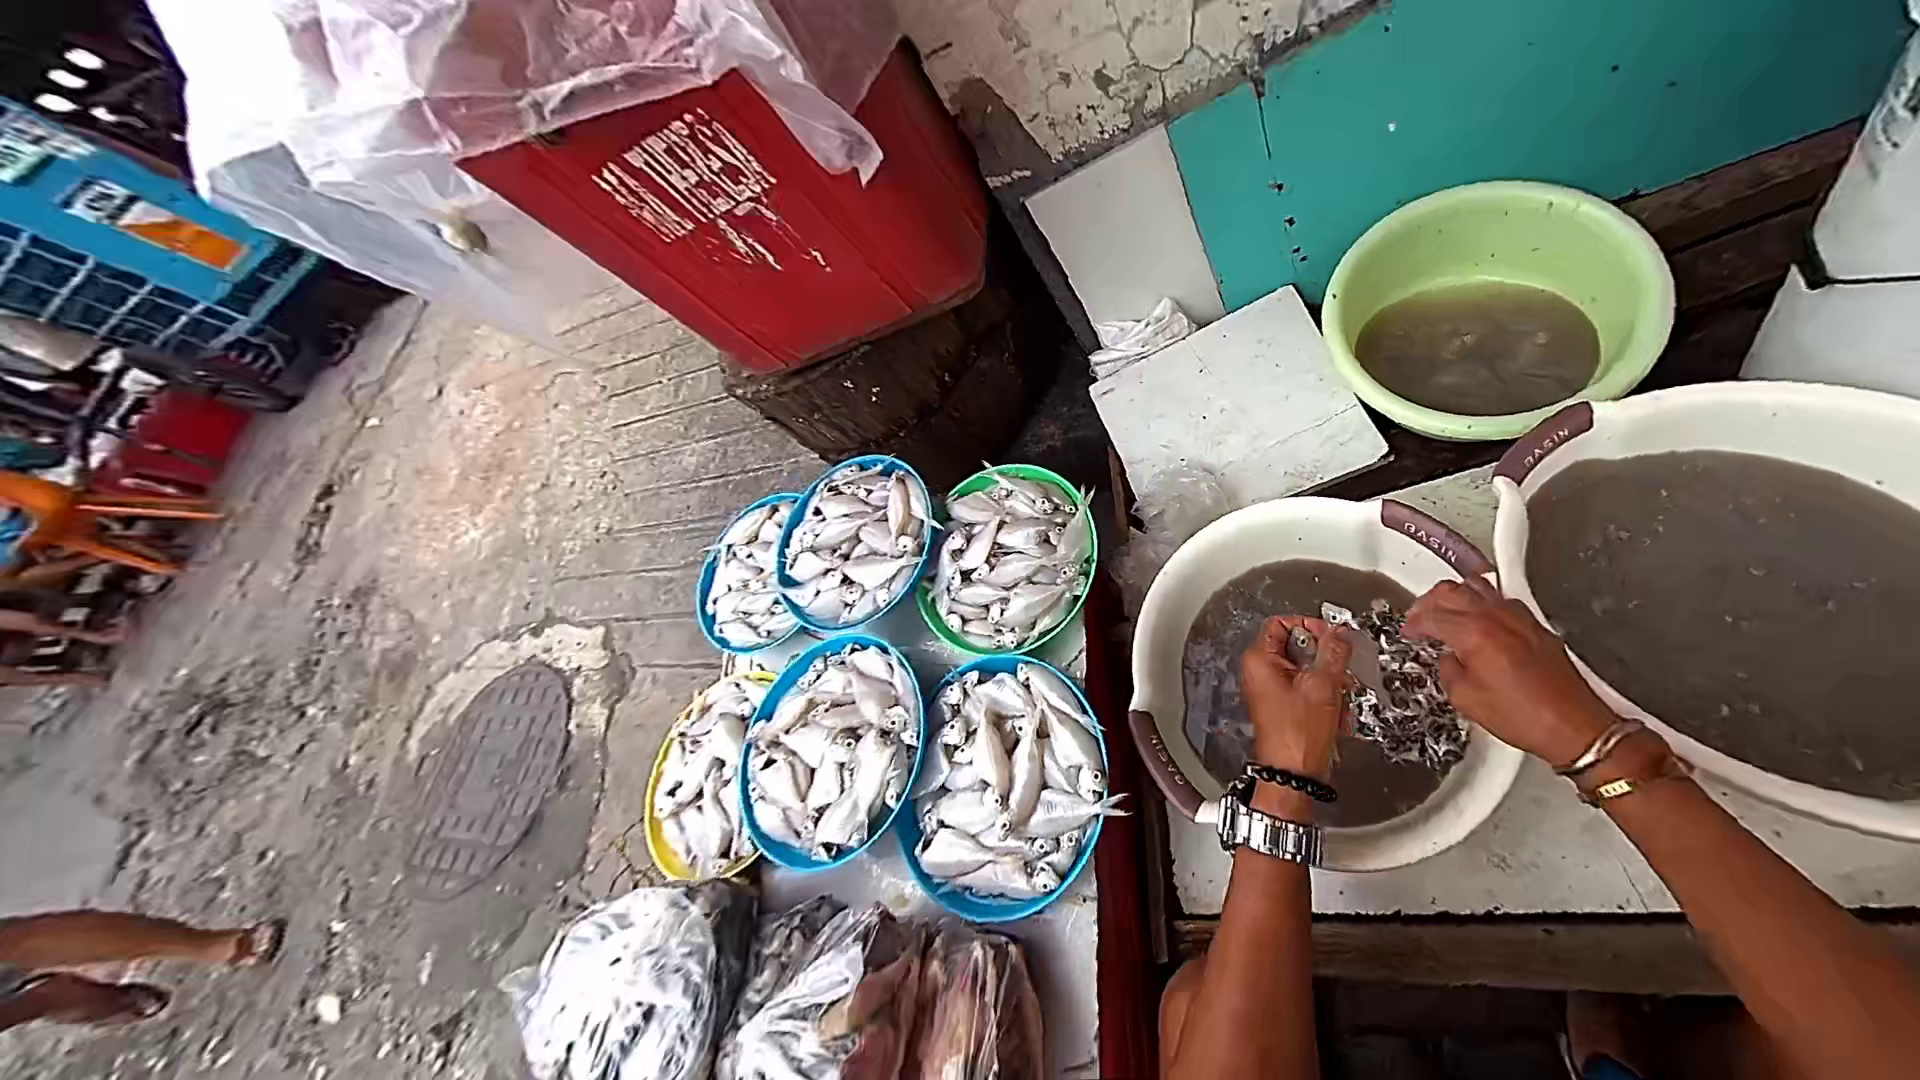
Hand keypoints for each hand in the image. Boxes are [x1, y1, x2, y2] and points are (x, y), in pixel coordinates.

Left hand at [1240, 615, 1349, 779]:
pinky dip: (1326, 698)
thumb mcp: (1322, 685)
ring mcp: (1271, 687)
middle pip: (1298, 646)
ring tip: (1338, 701)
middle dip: (1325, 661)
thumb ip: (1332, 653)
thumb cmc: (1298, 733)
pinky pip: (1309, 689)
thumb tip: (1339, 632)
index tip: (1331, 637)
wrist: (1294, 771)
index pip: (1280, 624)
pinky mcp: (1284, 703)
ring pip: (1308, 670)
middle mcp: (1260, 671)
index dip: (1307, 626)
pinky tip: (1334, 715)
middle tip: (1340, 674)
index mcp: (1259, 659)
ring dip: (1330, 683)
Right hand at [1403, 577, 1616, 765]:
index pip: (1430, 615)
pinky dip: (1483, 602)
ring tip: (1445, 610)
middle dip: (1428, 603)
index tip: (1409, 632)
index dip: (1413, 624)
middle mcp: (1497, 619)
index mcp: (1474, 634)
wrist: (1574, 728)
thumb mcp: (1464, 697)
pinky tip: (1479, 616)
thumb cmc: (1526, 716)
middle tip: (1420, 617)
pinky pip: (1503, 600)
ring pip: (1478, 586)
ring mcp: (1520, 620)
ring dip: (1455, 595)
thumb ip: (1447, 669)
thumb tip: (1448, 659)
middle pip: (1451, 591)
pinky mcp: (1537, 627)